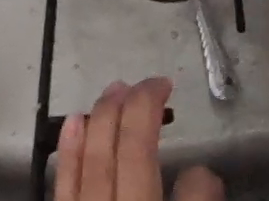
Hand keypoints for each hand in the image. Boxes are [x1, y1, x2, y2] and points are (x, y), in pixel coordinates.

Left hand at [55, 78, 222, 200]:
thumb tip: (204, 178)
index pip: (192, 187)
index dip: (201, 177)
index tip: (205, 171)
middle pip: (133, 155)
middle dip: (142, 110)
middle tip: (155, 82)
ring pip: (95, 160)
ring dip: (107, 116)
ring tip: (119, 86)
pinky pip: (63, 184)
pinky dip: (69, 150)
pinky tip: (74, 120)